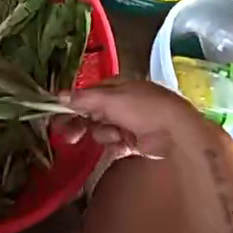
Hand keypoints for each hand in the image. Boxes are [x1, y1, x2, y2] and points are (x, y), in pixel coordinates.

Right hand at [56, 79, 217, 160]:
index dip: (72, 104)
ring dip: (102, 134)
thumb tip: (58, 95)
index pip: (88, 93)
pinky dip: (115, 145)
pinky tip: (120, 146)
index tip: (57, 116)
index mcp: (118, 86)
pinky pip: (115, 144)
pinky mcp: (135, 141)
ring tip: (113, 137)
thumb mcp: (111, 99)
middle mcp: (122, 102)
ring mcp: (129, 122)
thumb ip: (84, 98)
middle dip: (80, 124)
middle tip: (68, 136)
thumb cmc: (143, 108)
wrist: (176, 132)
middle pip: (92, 113)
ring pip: (102, 129)